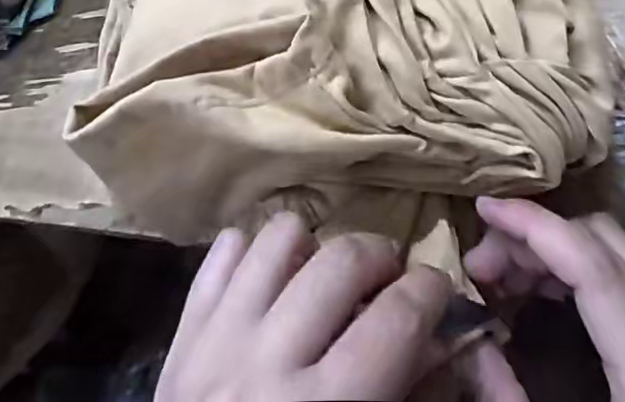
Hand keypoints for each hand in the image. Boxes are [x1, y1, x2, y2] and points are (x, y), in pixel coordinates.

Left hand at [157, 213, 449, 401]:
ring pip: (278, 238)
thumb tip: (436, 337)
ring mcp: (220, 335)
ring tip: (326, 273)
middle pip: (340, 263)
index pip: (395, 322)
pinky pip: (224, 250)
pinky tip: (272, 281)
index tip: (437, 284)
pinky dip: (254, 252)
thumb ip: (402, 396)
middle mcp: (269, 362)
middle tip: (389, 274)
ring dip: (315, 244)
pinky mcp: (186, 326)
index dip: (429, 290)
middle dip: (380, 254)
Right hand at [465, 197, 624, 401]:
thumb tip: (473, 340)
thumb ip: (509, 400)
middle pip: (605, 244)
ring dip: (552, 245)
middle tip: (480, 265)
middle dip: (533, 234)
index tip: (481, 207)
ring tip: (502, 275)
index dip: (535, 226)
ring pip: (617, 252)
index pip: (595, 267)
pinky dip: (574, 265)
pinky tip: (539, 290)